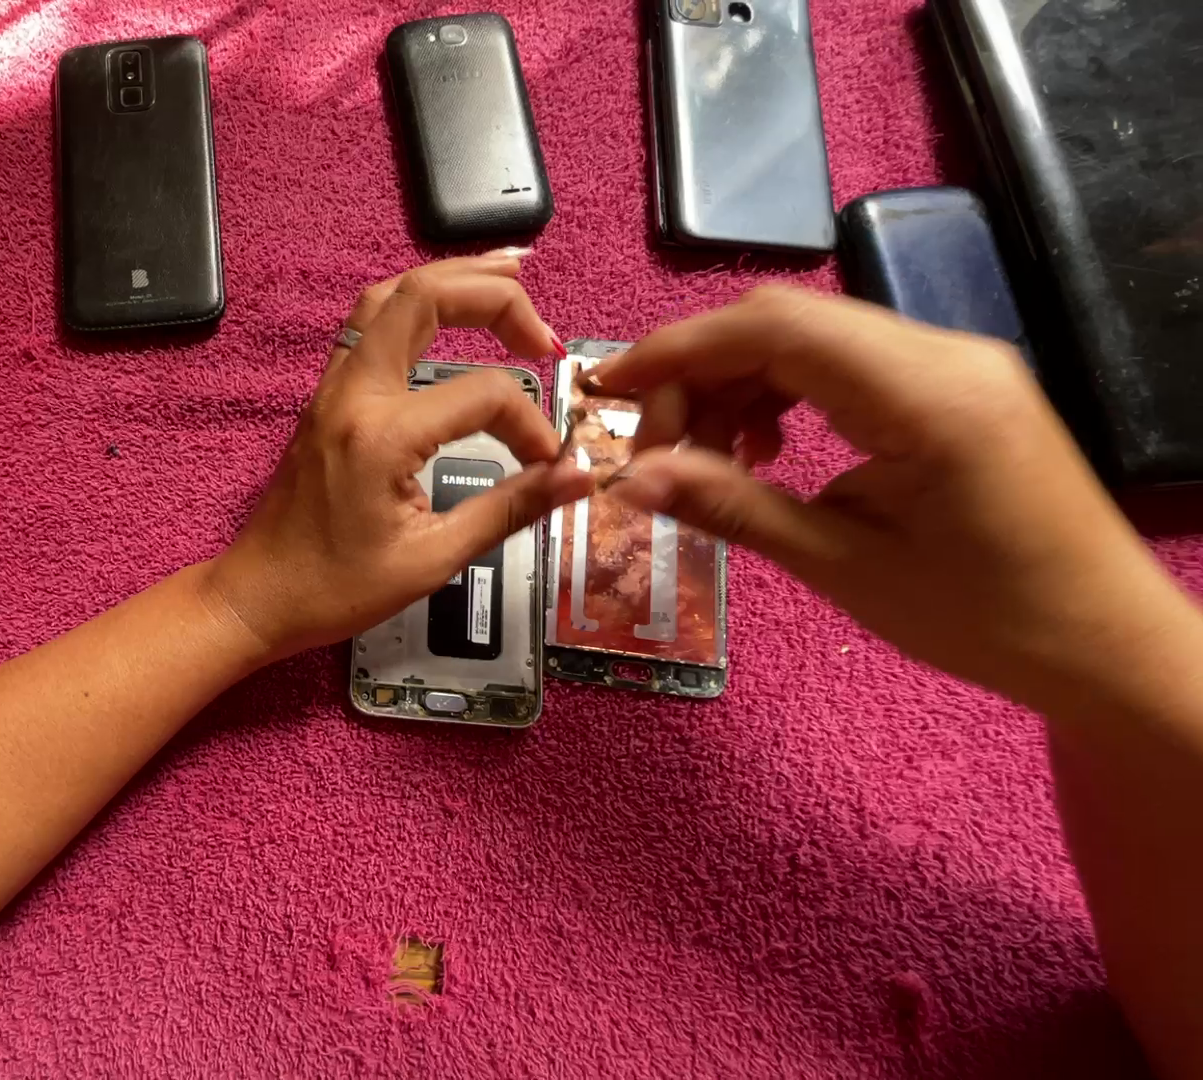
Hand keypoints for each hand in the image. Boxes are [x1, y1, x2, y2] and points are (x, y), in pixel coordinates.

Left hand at [205, 255, 591, 659]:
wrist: (258, 595)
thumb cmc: (336, 589)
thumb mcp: (431, 559)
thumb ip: (509, 509)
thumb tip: (578, 477)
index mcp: (381, 435)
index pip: (483, 393)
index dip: (530, 424)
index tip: (547, 464)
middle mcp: (352, 394)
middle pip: (423, 296)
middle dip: (494, 295)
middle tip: (542, 333)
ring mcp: (330, 391)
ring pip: (386, 298)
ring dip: (448, 284)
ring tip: (506, 283)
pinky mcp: (324, 400)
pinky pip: (366, 328)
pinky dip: (411, 308)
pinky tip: (445, 320)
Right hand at [591, 286, 1192, 707]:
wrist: (1100, 641)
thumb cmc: (977, 615)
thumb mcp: (836, 564)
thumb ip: (729, 507)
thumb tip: (629, 480)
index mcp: (926, 397)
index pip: (774, 330)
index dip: (676, 350)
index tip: (607, 390)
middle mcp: (941, 355)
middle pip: (779, 323)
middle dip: (693, 374)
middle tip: (652, 448)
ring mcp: (945, 364)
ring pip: (797, 339)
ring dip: (726, 387)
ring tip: (700, 459)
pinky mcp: (938, 385)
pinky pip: (828, 363)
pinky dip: (767, 396)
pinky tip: (755, 450)